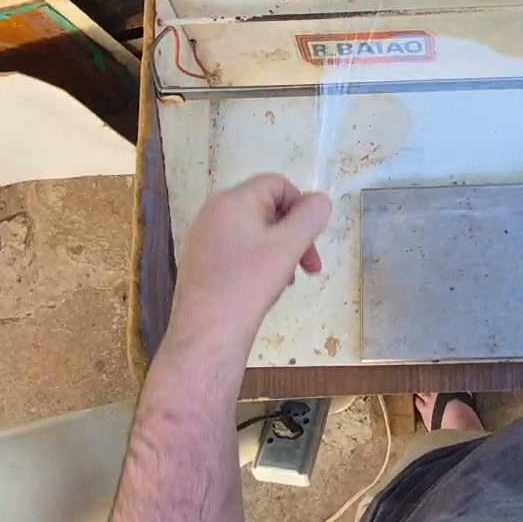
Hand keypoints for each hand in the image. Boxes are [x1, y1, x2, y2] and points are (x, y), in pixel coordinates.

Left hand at [165, 174, 331, 357]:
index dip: (302, 206)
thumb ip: (311, 216)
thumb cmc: (249, 284)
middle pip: (268, 208)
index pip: (277, 184)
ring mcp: (204, 239)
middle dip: (295, 233)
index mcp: (232, 200)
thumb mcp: (289, 246)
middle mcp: (213, 213)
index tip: (312, 238)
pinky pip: (240, 249)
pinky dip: (260, 261)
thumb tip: (320, 200)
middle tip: (310, 265)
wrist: (206, 336)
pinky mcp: (202, 263)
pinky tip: (267, 287)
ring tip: (289, 279)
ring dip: (281, 250)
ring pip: (256, 231)